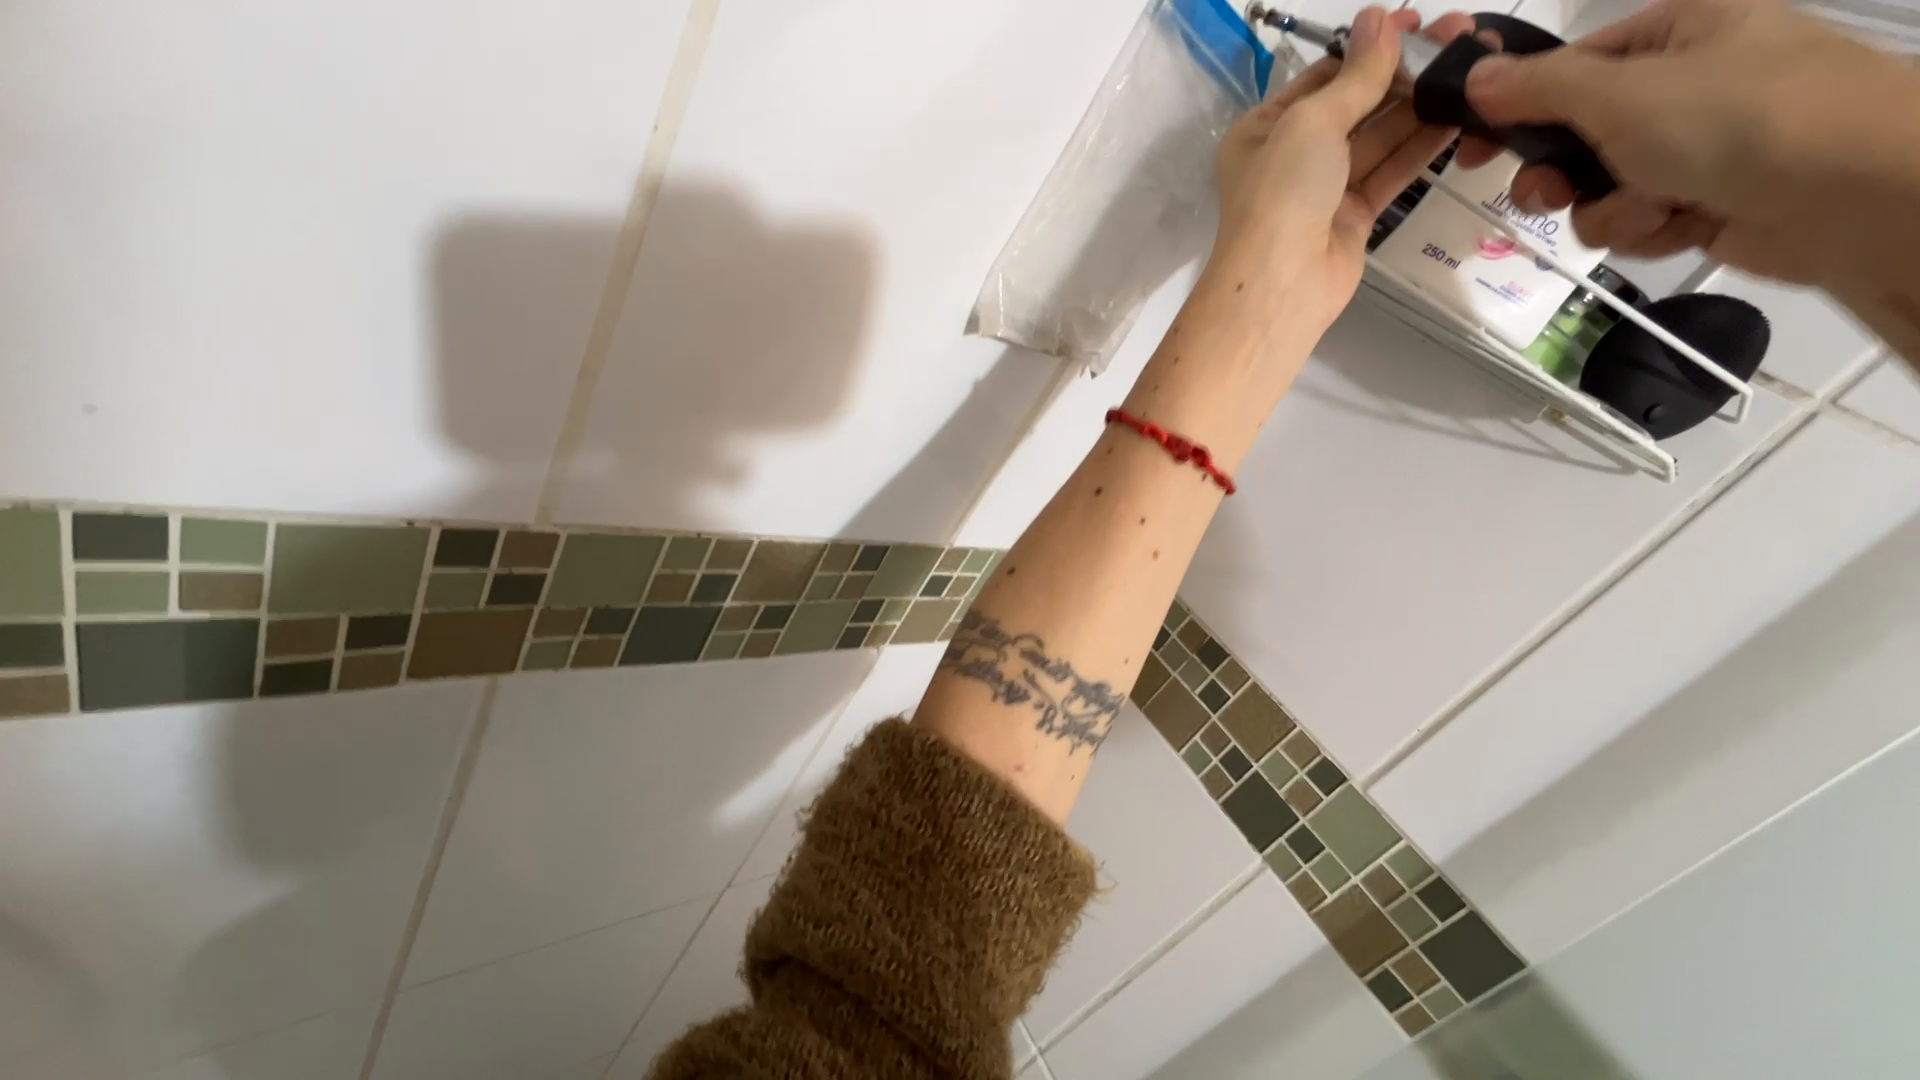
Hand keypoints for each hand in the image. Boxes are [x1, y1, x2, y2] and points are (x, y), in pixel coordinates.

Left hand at [1211, 5, 1474, 331]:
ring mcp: (1322, 190)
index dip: (1367, 50)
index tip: (1416, 22)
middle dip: (1402, 72)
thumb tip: (1378, 19)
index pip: (1321, 79)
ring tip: (1472, 63)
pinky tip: (1461, 113)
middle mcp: (1289, 158)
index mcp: (1263, 131)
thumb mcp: (1310, 122)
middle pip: (1354, 105)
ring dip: (1421, 103)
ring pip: (1378, 138)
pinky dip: (1422, 145)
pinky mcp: (1352, 218)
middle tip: (1461, 34)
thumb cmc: (1281, 195)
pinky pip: (1390, 171)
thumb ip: (1354, 76)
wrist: (1279, 285)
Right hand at [1459, 0, 1919, 285]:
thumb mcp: (1621, 94)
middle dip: (1560, 177)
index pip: (1567, 69)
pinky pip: (1636, 220)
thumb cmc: (1738, 120)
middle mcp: (1683, 86)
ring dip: (1609, 209)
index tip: (1471, 151)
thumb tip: (1473, 76)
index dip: (1513, 110)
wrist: (1854, 194)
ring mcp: (1696, 146)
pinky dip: (1647, 228)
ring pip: (1598, 190)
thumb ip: (1538, 88)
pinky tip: (1683, 223)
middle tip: (1552, 193)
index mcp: (1675, 34)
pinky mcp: (1704, 200)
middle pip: (1574, 139)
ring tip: (1651, 207)